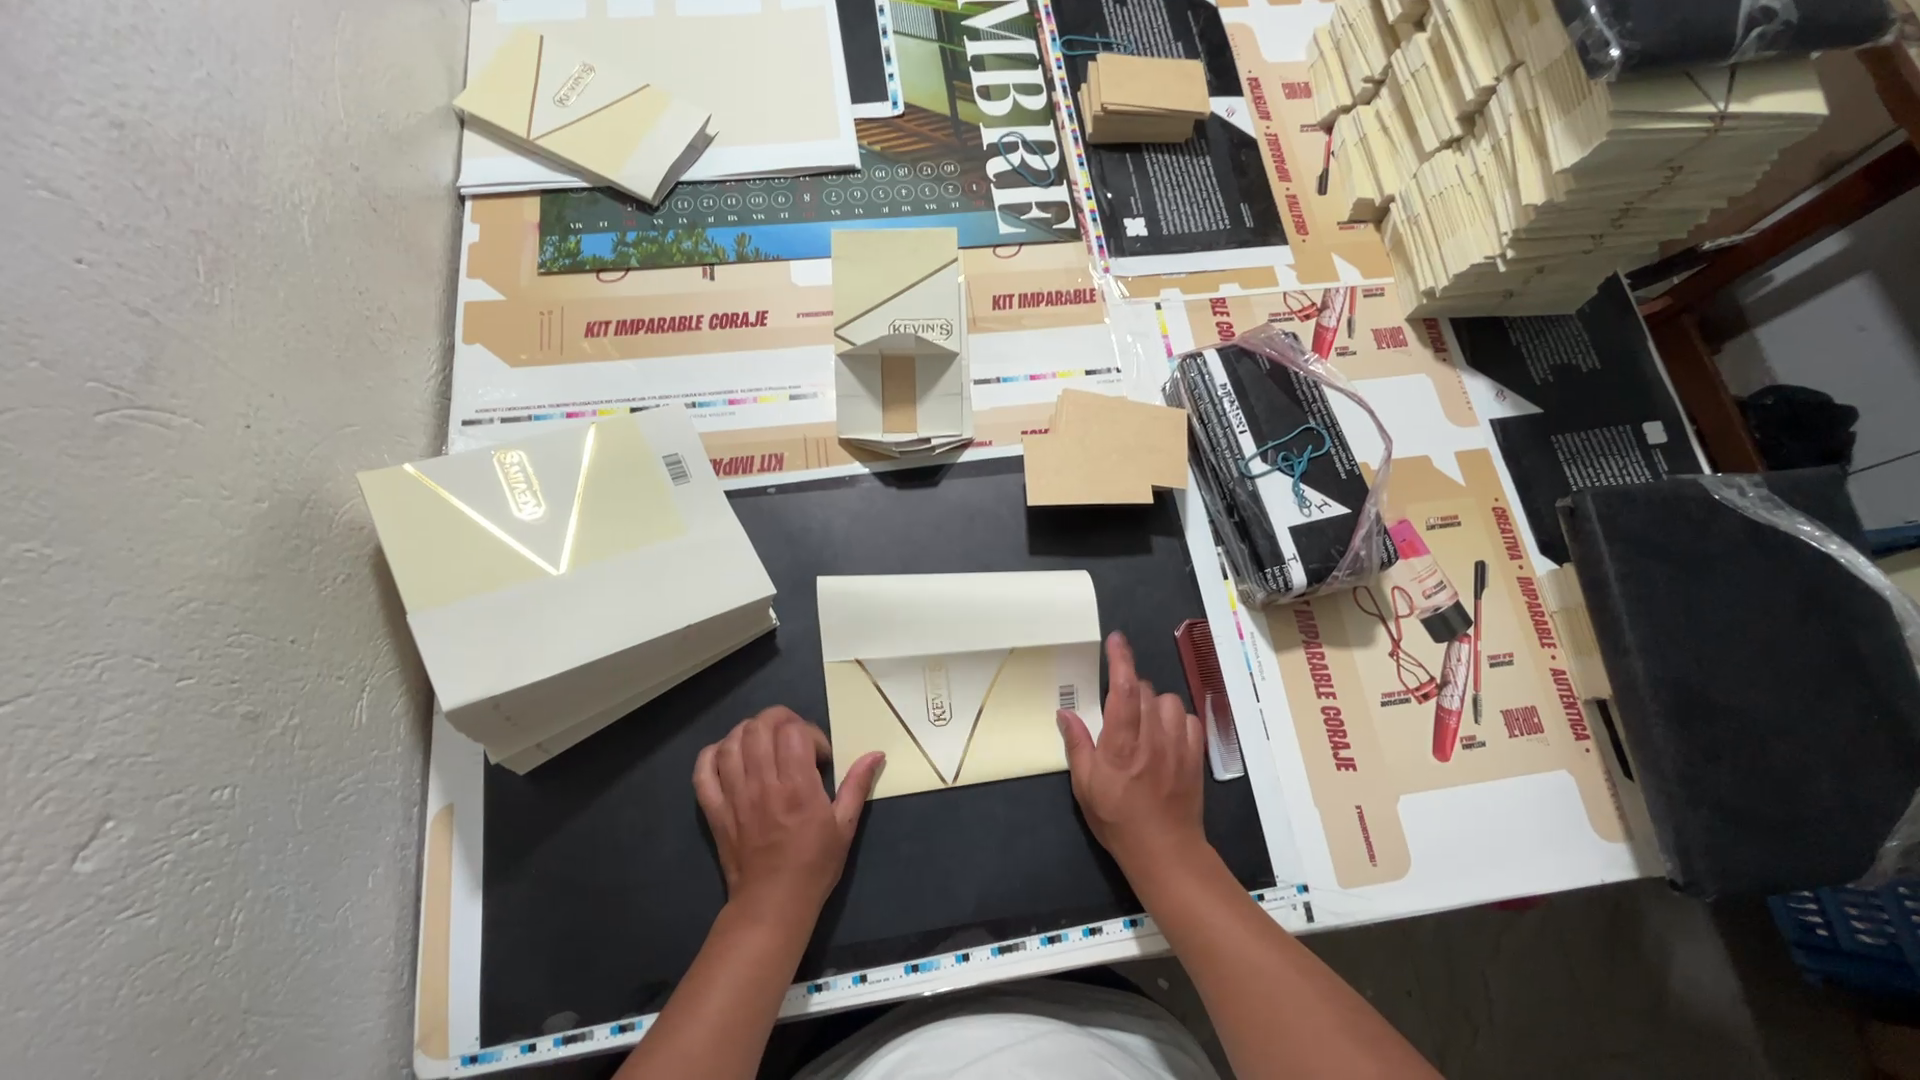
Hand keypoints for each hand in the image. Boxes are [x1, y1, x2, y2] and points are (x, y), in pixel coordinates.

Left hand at [693, 707, 885, 913]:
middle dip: (779, 720)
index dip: (810, 733)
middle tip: (794, 738)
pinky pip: (704, 769)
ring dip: (749, 731)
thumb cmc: (814, 865)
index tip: (819, 756)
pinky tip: (730, 755)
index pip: (794, 732)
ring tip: (766, 743)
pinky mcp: (715, 808)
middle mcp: (763, 784)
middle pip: (760, 727)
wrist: (773, 903)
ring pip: (732, 741)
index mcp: (797, 787)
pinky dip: (714, 753)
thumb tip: (876, 754)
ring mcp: (734, 795)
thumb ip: (857, 785)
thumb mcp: (845, 826)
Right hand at [1058, 632, 1205, 870]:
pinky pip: (1190, 720)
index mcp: (1122, 744)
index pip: (1124, 689)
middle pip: (1146, 690)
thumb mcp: (1085, 786)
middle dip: (1130, 690)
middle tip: (1117, 710)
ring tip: (1143, 722)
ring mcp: (1179, 746)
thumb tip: (1064, 713)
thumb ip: (1077, 745)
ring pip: (1169, 701)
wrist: (1164, 850)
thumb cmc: (1117, 820)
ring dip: (1154, 703)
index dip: (1120, 660)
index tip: (1116, 640)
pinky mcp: (1196, 756)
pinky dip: (1177, 720)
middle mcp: (1152, 737)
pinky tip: (1166, 735)